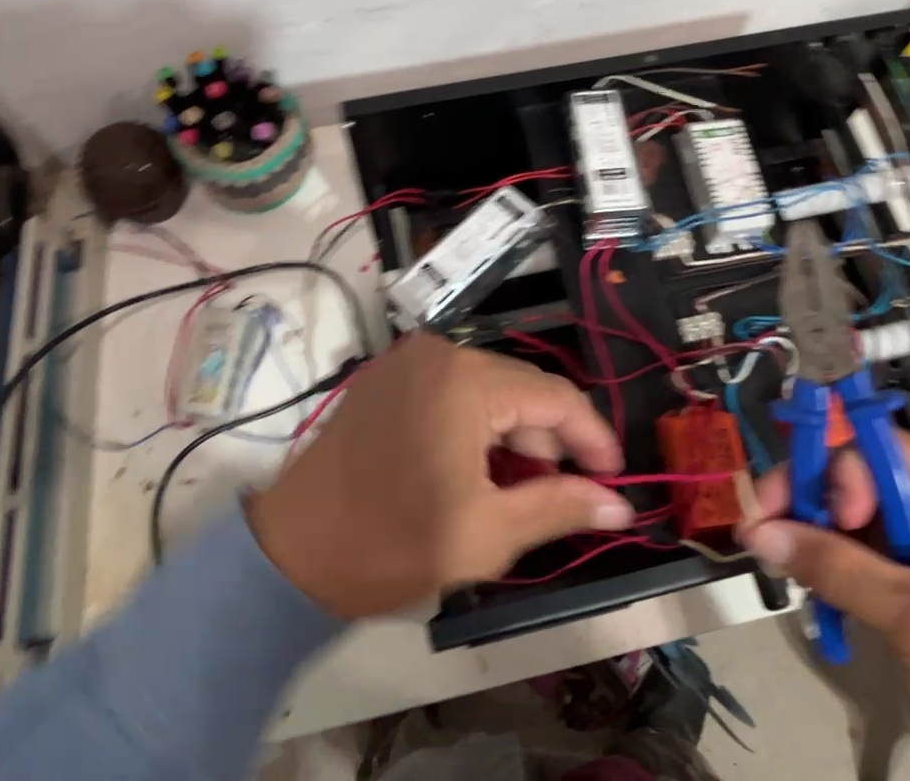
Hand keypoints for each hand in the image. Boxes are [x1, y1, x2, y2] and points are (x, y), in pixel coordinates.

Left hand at [247, 333, 634, 618]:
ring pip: (487, 391)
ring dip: (514, 437)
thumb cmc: (391, 544)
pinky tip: (481, 472)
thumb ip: (561, 507)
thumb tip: (621, 506)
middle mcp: (437, 354)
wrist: (289, 555)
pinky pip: (451, 394)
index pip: (557, 397)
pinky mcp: (384, 381)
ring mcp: (405, 363)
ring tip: (523, 491)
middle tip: (569, 494)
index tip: (616, 480)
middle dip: (552, 442)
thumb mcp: (487, 533)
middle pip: (521, 389)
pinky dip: (476, 428)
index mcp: (465, 380)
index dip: (594, 439)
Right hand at [740, 432, 909, 780]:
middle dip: (808, 499)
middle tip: (759, 529)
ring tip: (772, 558)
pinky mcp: (909, 583)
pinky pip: (851, 553)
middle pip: (857, 478)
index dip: (837, 471)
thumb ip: (835, 567)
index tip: (804, 512)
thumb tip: (755, 531)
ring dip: (807, 532)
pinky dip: (820, 562)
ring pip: (847, 516)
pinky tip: (798, 578)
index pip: (881, 450)